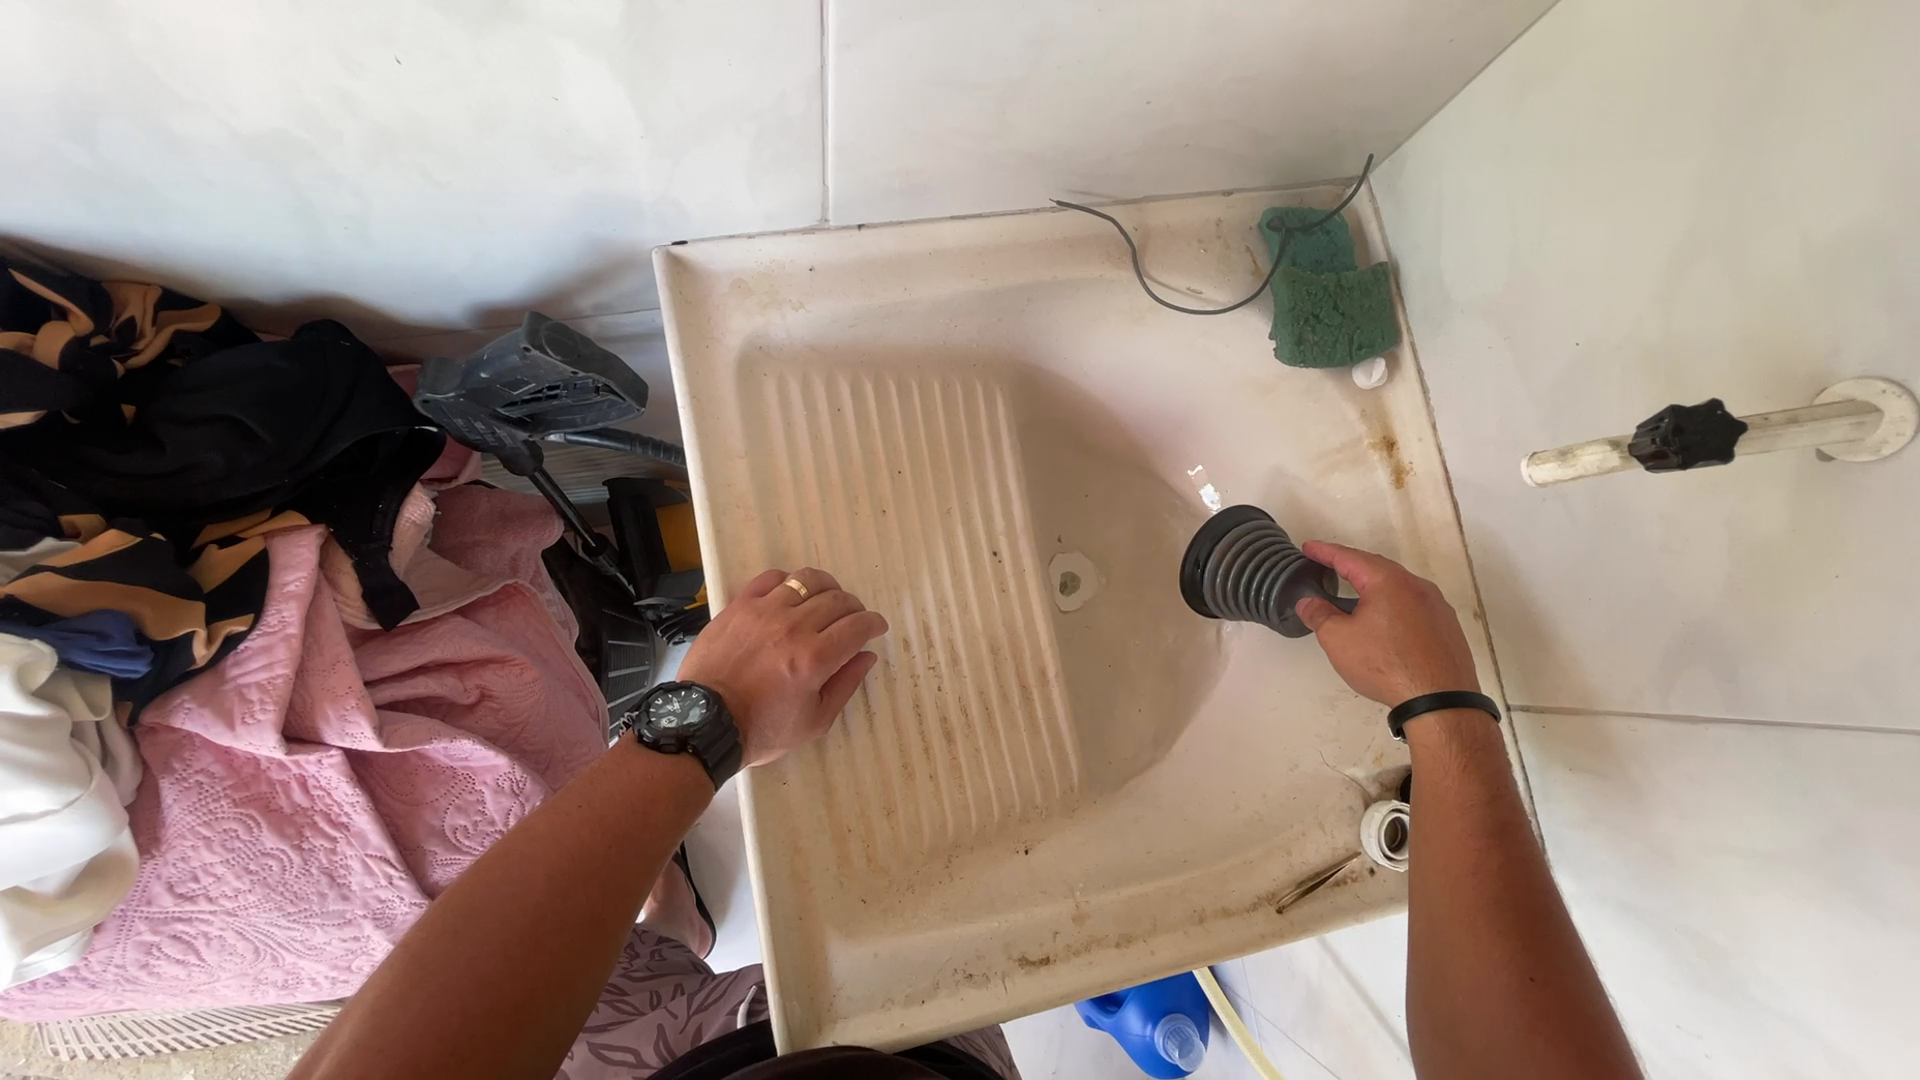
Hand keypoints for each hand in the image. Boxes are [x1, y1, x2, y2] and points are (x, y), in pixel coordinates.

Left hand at [677, 567, 888, 766]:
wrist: (703, 723)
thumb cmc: (762, 729)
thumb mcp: (814, 722)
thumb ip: (845, 685)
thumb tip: (866, 655)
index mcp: (815, 659)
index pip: (858, 626)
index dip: (874, 623)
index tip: (876, 627)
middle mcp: (793, 628)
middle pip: (838, 600)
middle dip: (855, 608)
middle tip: (853, 620)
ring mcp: (764, 611)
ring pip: (808, 580)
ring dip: (827, 588)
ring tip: (827, 600)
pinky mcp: (740, 605)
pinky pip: (772, 578)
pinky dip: (790, 581)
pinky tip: (792, 595)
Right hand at [1293, 541, 1478, 706]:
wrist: (1440, 700)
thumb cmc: (1385, 664)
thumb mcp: (1338, 639)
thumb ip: (1319, 615)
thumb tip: (1308, 602)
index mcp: (1388, 582)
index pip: (1349, 558)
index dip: (1326, 552)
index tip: (1309, 547)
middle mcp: (1416, 586)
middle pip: (1377, 568)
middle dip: (1351, 565)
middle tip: (1328, 565)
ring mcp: (1436, 606)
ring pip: (1398, 587)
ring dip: (1373, 586)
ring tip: (1354, 592)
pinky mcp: (1446, 627)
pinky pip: (1412, 605)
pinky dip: (1392, 604)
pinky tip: (1384, 620)